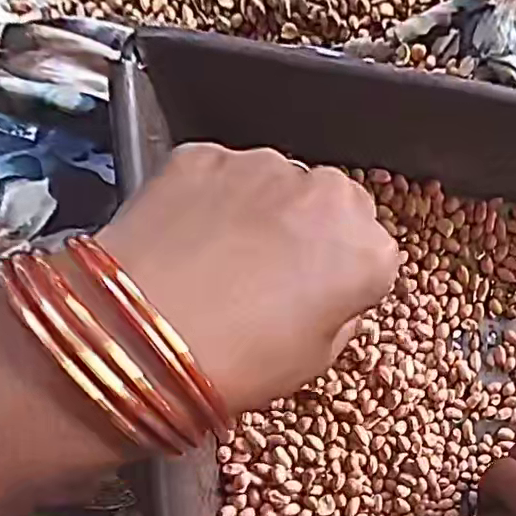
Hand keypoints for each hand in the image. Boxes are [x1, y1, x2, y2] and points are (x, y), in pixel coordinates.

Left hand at [98, 143, 397, 415]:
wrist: (140, 338)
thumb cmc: (238, 361)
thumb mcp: (317, 360)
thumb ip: (342, 314)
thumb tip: (333, 295)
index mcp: (368, 251)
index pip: (376, 255)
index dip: (349, 280)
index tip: (325, 298)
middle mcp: (327, 194)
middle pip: (337, 208)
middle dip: (317, 234)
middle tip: (279, 279)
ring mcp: (262, 166)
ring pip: (282, 186)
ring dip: (269, 213)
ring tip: (230, 263)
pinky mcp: (204, 154)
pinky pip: (228, 175)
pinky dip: (220, 200)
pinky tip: (198, 241)